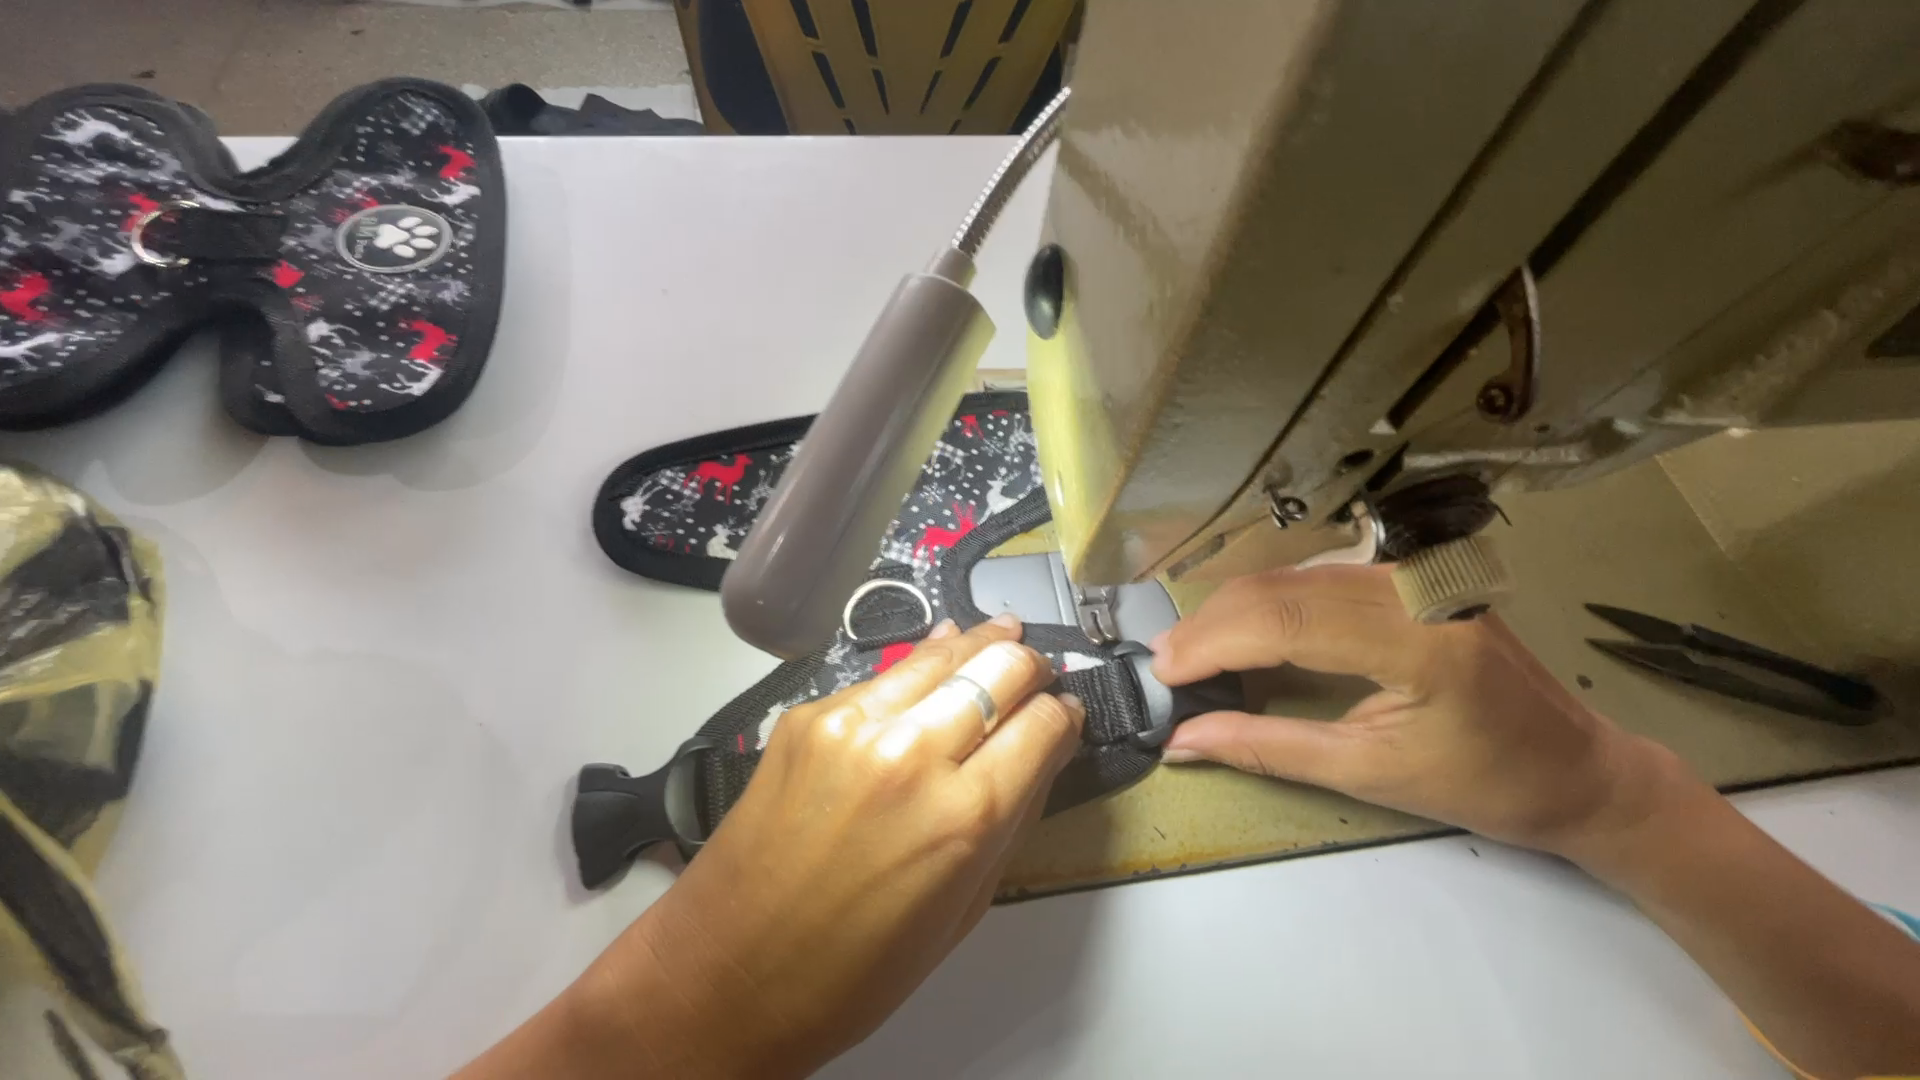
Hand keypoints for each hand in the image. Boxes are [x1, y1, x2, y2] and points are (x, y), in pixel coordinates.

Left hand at [502, 615, 1083, 1079]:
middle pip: (999, 666)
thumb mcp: (963, 907)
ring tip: (999, 634)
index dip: (1063, 714)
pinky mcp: (808, 715)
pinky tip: (930, 667)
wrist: (728, 972)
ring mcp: (853, 725)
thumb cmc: (853, 968)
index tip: (1066, 713)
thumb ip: (1010, 818)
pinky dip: (916, 670)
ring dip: (978, 644)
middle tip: (1037, 671)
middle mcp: (911, 755)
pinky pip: (882, 679)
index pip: (1041, 725)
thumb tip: (1040, 750)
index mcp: (963, 817)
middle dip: (1029, 665)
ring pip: (940, 651)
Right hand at [1152, 564, 1689, 856]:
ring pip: (1291, 577)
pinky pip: (1315, 579)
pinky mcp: (1409, 577)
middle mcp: (1413, 588)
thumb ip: (1266, 747)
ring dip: (1230, 613)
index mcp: (1415, 640)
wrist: (1581, 769)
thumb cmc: (1485, 785)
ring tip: (1188, 652)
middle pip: (1279, 589)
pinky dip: (1265, 605)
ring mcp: (1413, 575)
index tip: (1161, 673)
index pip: (1285, 621)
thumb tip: (1182, 741)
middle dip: (1209, 626)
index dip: (1212, 643)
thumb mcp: (1369, 774)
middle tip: (1161, 664)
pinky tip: (1238, 630)